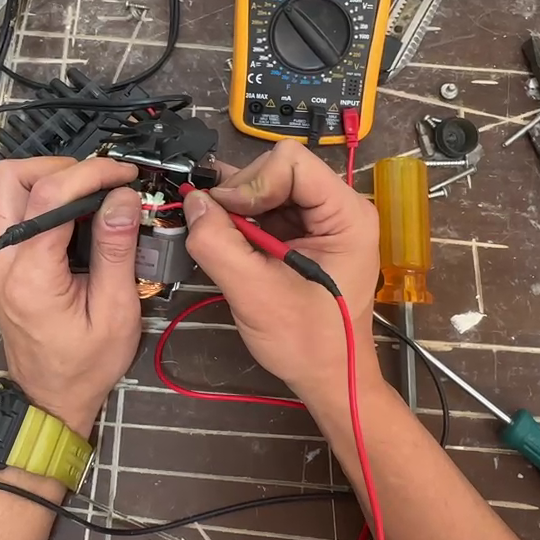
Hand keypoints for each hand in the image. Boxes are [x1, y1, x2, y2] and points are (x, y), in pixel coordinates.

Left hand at [0, 157, 143, 434]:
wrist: (50, 399)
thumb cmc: (86, 365)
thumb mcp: (115, 311)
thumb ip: (116, 248)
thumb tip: (123, 196)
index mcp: (28, 274)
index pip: (49, 195)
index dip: (92, 172)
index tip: (126, 174)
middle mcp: (0, 259)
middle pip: (12, 176)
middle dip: (61, 167)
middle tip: (101, 182)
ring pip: (8, 187)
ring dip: (50, 179)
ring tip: (92, 194)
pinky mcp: (0, 260)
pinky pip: (15, 209)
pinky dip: (45, 198)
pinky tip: (78, 214)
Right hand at [181, 140, 383, 405]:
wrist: (328, 378)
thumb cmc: (306, 342)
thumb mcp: (255, 294)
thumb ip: (219, 244)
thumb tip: (193, 202)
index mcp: (346, 215)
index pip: (291, 161)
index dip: (252, 182)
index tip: (228, 217)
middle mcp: (338, 206)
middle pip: (277, 168)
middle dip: (242, 195)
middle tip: (220, 230)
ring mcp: (321, 217)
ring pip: (266, 184)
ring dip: (238, 208)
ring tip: (220, 235)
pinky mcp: (303, 230)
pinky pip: (265, 205)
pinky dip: (241, 218)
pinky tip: (228, 236)